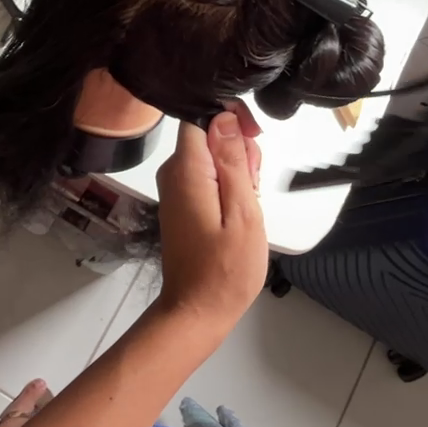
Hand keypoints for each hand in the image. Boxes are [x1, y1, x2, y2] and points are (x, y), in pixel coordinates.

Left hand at [153, 110, 267, 328]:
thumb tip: (223, 118)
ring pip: (211, 157)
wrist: (198, 310)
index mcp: (186, 170)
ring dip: (237, 173)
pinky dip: (228, 188)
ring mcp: (175, 188)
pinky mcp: (182, 202)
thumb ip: (233, 162)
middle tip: (253, 188)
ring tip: (247, 206)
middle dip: (239, 151)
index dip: (230, 119)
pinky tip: (238, 214)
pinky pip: (207, 177)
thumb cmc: (226, 269)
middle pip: (208, 135)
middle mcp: (173, 173)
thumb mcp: (243, 212)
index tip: (254, 140)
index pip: (200, 116)